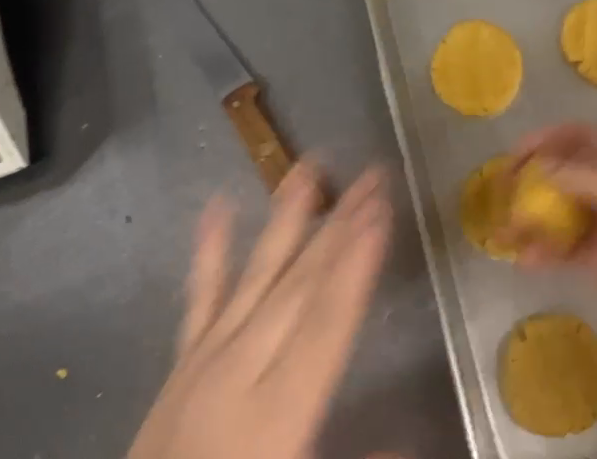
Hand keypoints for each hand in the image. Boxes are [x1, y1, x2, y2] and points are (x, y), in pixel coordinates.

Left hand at [127, 162, 391, 458]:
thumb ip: (359, 457)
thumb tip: (413, 443)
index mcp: (280, 409)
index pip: (326, 322)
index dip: (355, 264)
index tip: (379, 211)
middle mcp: (243, 369)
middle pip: (301, 287)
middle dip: (341, 227)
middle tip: (372, 177)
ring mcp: (207, 358)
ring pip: (256, 276)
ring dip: (287, 219)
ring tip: (307, 167)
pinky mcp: (183, 360)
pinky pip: (200, 297)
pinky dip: (209, 249)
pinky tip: (214, 205)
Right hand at [503, 124, 596, 360]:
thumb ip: (587, 179)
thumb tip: (539, 165)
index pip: (580, 138)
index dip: (547, 138)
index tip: (514, 154)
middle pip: (564, 173)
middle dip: (531, 178)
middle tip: (501, 193)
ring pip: (559, 212)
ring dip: (530, 217)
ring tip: (502, 232)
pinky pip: (563, 250)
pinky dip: (541, 252)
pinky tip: (522, 261)